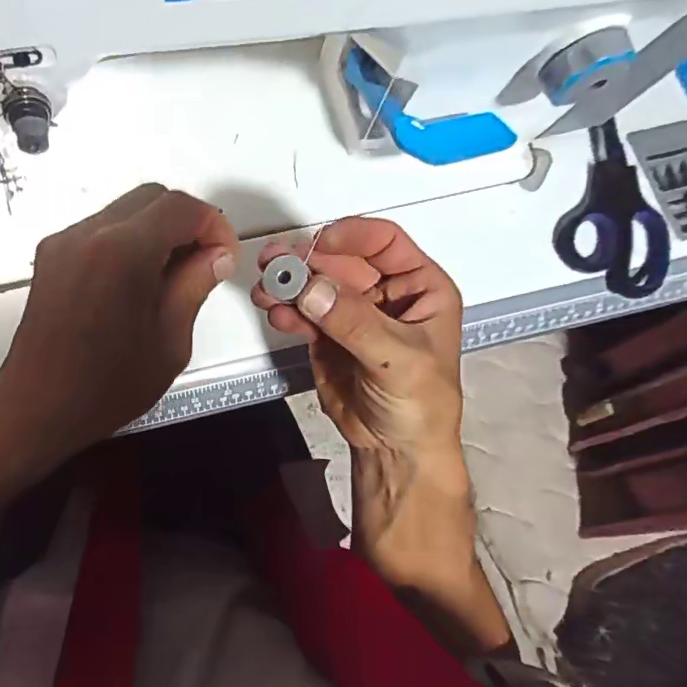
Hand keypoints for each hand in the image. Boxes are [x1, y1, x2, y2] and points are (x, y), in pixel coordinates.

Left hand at [0, 185, 238, 468]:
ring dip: (156, 230)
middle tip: (205, 262)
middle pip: (152, 197)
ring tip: (172, 276)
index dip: (212, 226)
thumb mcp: (169, 342)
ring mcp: (63, 244)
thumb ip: (194, 286)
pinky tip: (138, 281)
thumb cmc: (100, 390)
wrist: (36, 409)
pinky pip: (100, 230)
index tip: (224, 254)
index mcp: (121, 252)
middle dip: (186, 222)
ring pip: (124, 210)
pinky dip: (127, 241)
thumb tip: (214, 257)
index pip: (180, 207)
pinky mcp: (51, 257)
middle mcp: (87, 237)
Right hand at [251, 220, 504, 655]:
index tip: (317, 245)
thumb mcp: (398, 359)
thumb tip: (310, 287)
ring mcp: (351, 313)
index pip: (384, 242)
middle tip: (275, 263)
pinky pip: (301, 311)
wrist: (395, 449)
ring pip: (315, 283)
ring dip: (289, 281)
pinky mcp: (325, 335)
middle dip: (307, 260)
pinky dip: (285, 307)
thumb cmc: (420, 403)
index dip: (351, 236)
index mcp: (419, 286)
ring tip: (266, 287)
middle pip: (339, 260)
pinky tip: (274, 311)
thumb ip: (355, 321)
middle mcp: (384, 292)